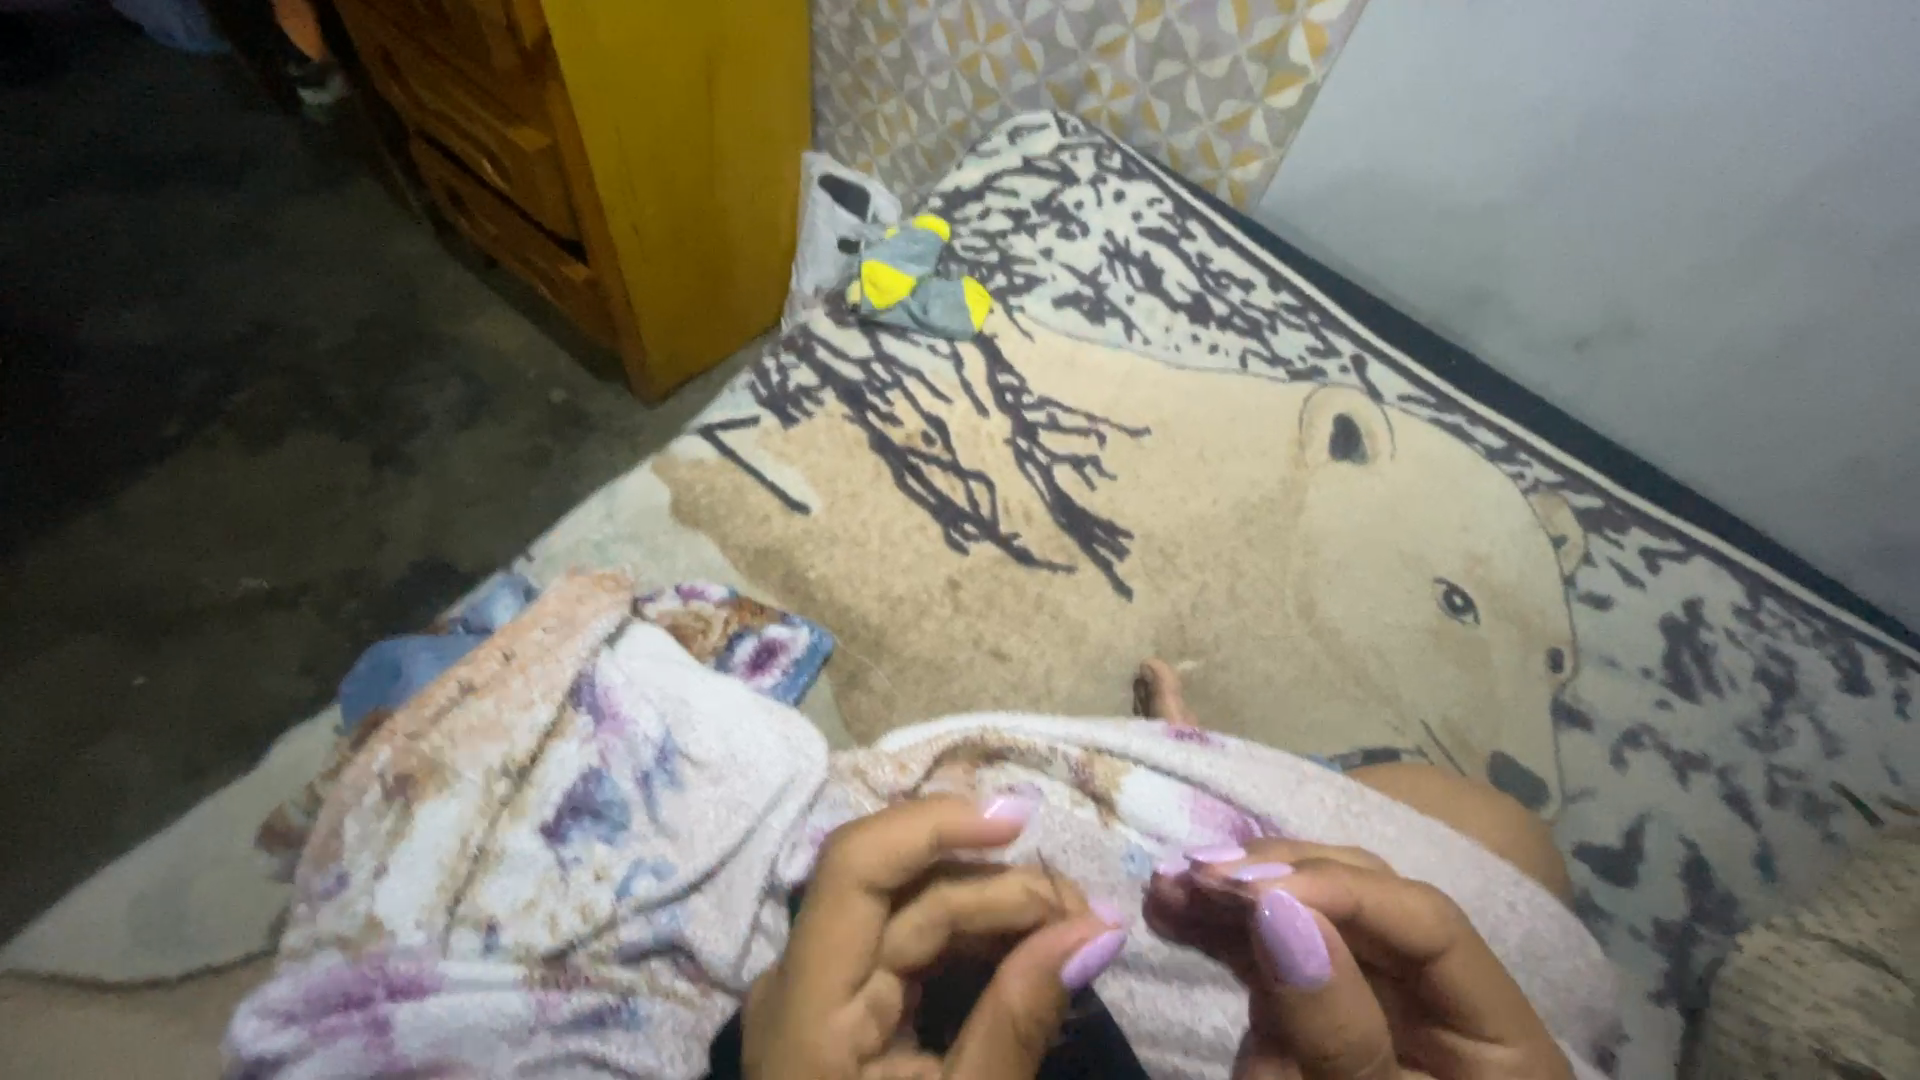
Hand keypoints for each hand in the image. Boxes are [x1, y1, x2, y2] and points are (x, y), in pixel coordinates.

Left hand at [744, 795, 1127, 1078]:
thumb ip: (1021, 1020)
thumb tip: (1096, 933)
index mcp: (807, 1007)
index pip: (854, 866)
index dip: (934, 824)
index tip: (1019, 820)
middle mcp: (803, 975)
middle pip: (902, 890)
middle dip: (999, 885)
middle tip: (1085, 909)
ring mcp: (822, 987)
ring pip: (914, 911)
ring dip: (997, 910)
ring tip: (1073, 926)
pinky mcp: (848, 1003)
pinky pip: (913, 947)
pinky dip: (975, 941)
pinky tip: (1030, 948)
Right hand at [1145, 840, 1573, 1078]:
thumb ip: (1337, 1032)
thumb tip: (1279, 908)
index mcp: (1499, 1041)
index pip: (1427, 924)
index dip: (1340, 889)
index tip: (1249, 889)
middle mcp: (1436, 997)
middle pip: (1364, 899)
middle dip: (1275, 877)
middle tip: (1197, 876)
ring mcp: (1371, 996)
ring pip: (1308, 911)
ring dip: (1232, 893)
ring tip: (1168, 885)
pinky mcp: (1315, 1006)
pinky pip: (1269, 949)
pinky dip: (1219, 926)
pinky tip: (1171, 908)